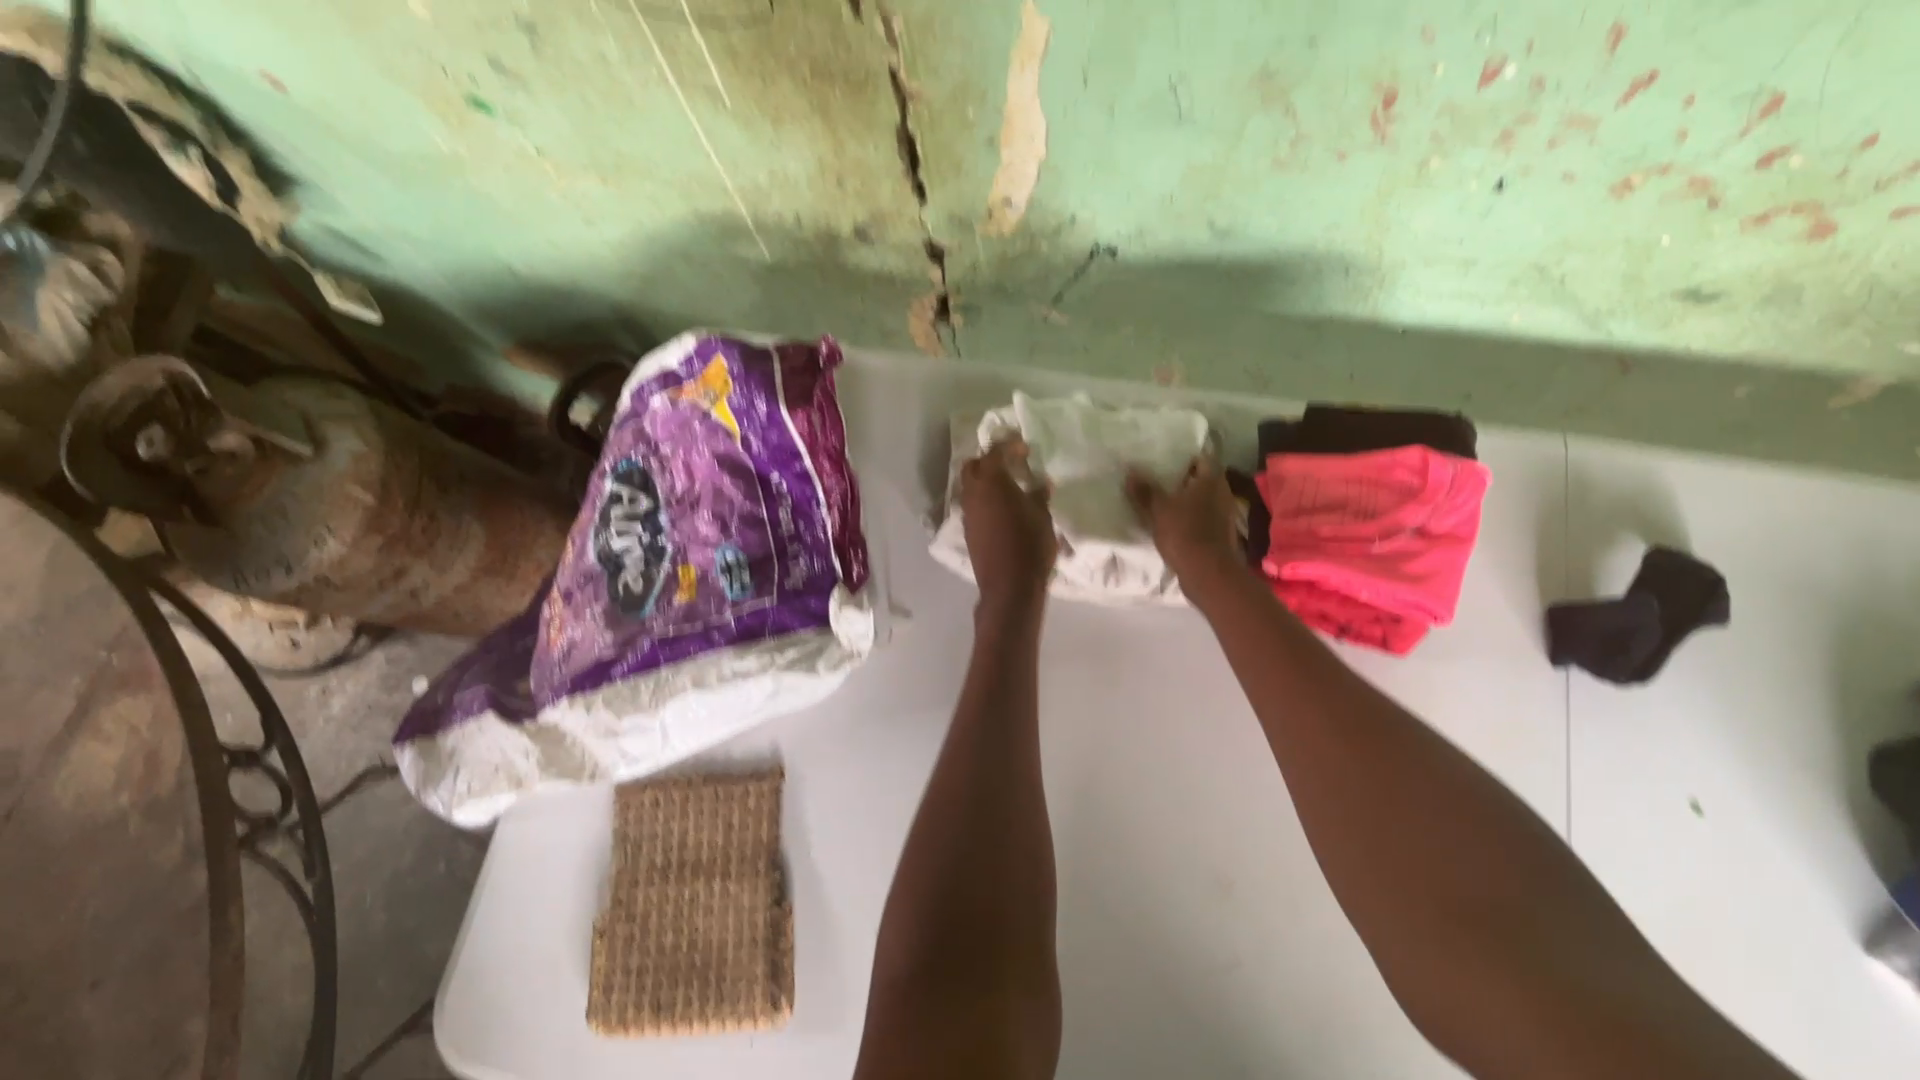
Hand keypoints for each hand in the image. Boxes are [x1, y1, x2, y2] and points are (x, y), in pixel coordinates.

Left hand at [961, 438, 1056, 609]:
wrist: (1009, 586)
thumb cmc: (1030, 546)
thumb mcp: (1042, 517)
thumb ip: (1039, 496)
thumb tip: (1040, 484)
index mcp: (992, 482)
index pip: (995, 452)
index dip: (1009, 446)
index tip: (1024, 449)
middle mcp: (973, 493)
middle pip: (973, 466)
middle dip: (989, 460)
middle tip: (1011, 465)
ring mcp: (967, 513)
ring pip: (969, 487)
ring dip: (985, 482)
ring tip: (1007, 488)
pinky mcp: (968, 531)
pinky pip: (972, 506)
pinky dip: (983, 500)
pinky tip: (1000, 509)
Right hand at [1125, 456, 1243, 584]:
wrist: (1207, 572)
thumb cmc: (1184, 532)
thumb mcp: (1158, 509)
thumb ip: (1145, 490)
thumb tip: (1130, 471)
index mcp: (1211, 479)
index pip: (1200, 457)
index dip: (1183, 456)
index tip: (1165, 458)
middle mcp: (1222, 491)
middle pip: (1201, 478)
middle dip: (1182, 478)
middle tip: (1158, 477)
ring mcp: (1224, 513)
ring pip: (1202, 498)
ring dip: (1186, 498)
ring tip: (1162, 498)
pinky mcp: (1220, 532)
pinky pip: (1203, 515)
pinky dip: (1190, 515)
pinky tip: (1173, 520)